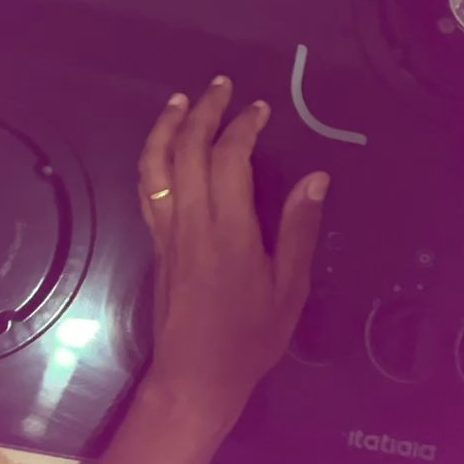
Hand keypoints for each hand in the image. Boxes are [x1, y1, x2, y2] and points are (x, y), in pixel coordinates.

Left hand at [136, 76, 328, 428]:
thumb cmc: (249, 338)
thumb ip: (299, 230)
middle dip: (202, 111)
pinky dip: (153, 157)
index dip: (242, 127)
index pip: (228, 160)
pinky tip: (163, 146)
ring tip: (180, 100)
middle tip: (221, 85)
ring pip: (155, 165)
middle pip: (186, 151)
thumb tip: (316, 178)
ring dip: (167, 127)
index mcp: (228, 232)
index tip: (260, 109)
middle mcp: (190, 222)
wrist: (194, 378)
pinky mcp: (155, 242)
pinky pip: (147, 188)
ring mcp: (166, 231)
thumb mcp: (289, 289)